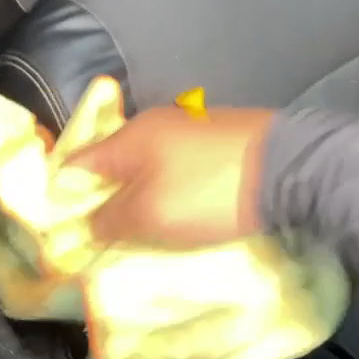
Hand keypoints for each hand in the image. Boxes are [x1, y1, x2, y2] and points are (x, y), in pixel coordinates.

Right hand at [65, 106, 277, 249]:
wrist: (294, 169)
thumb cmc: (205, 193)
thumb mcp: (145, 216)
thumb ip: (106, 221)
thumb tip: (87, 225)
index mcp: (128, 137)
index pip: (76, 164)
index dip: (63, 196)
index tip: (64, 227)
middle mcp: (154, 124)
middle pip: (112, 164)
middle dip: (102, 197)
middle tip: (101, 233)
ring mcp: (191, 128)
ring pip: (146, 166)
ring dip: (138, 194)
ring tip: (141, 226)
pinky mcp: (222, 138)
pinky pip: (177, 167)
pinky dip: (168, 188)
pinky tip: (178, 209)